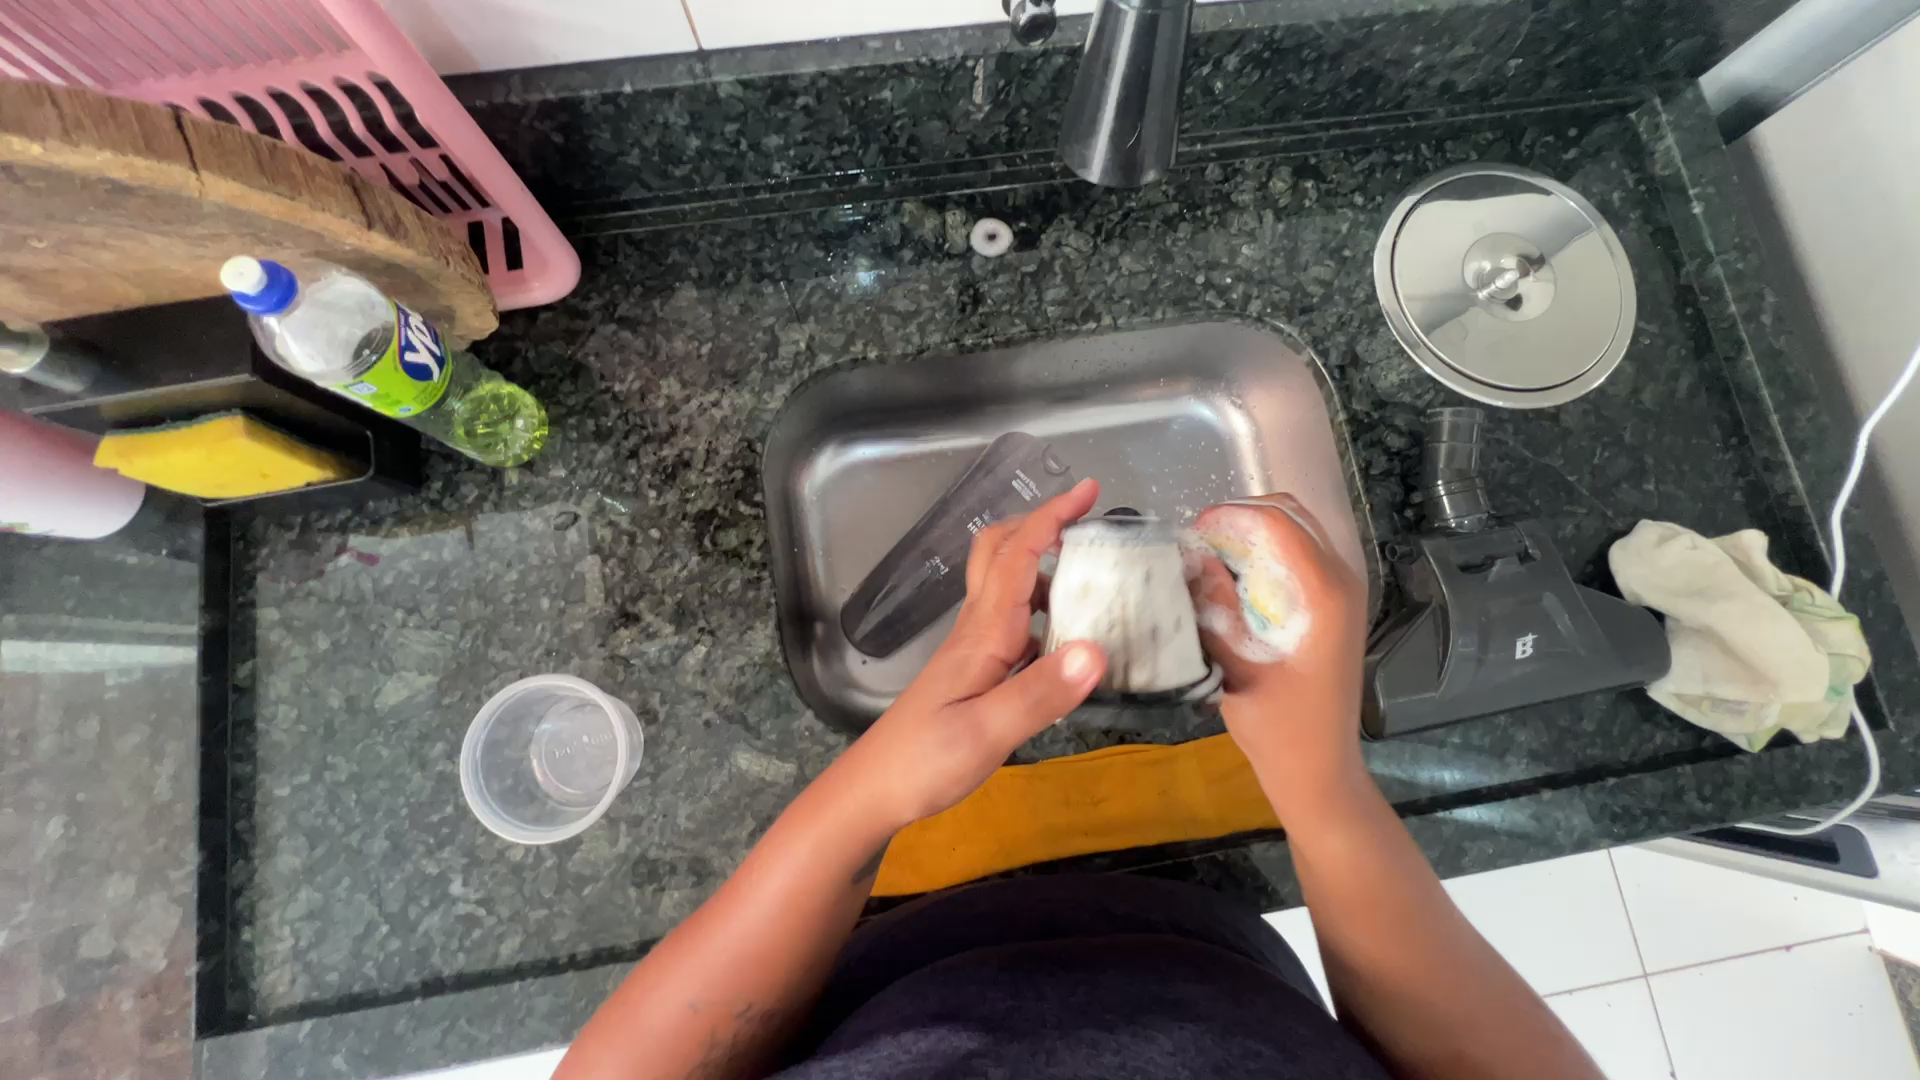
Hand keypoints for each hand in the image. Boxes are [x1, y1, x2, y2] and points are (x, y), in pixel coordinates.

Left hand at [840, 478, 1108, 828]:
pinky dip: (1040, 605)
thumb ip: (1040, 694)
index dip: (1051, 518)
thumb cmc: (925, 761)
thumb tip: (1097, 650)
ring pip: (1004, 583)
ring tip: (1090, 573)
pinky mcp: (974, 668)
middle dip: (1040, 524)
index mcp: (982, 633)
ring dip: (1041, 562)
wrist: (876, 789)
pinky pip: (1010, 618)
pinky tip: (1066, 633)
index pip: (1017, 556)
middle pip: (999, 552)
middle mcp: (976, 628)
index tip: (1087, 491)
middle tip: (1086, 520)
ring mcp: (973, 647)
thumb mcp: (986, 733)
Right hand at [1186, 494, 1368, 792]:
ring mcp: (1341, 590)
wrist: (1318, 768)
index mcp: (1324, 594)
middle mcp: (1341, 580)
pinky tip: (1234, 577)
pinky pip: (1298, 553)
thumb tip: (1193, 556)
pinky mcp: (1333, 602)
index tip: (1191, 535)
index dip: (1229, 517)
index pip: (1277, 523)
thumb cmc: (1278, 726)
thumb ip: (1215, 608)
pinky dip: (1263, 551)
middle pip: (1289, 514)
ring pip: (1294, 529)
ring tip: (1211, 556)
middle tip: (1198, 543)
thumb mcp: (1236, 668)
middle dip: (1239, 518)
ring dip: (1251, 532)